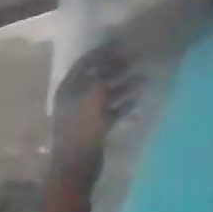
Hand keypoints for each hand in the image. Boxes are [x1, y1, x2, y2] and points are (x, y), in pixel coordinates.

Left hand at [49, 43, 139, 187]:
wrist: (76, 167)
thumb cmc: (82, 126)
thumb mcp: (92, 94)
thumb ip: (101, 74)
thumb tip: (111, 59)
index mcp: (69, 88)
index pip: (86, 62)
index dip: (102, 52)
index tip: (120, 44)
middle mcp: (75, 97)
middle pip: (98, 76)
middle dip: (116, 68)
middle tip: (135, 59)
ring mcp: (86, 113)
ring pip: (107, 93)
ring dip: (124, 85)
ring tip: (143, 79)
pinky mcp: (96, 127)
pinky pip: (112, 110)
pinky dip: (124, 104)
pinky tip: (138, 100)